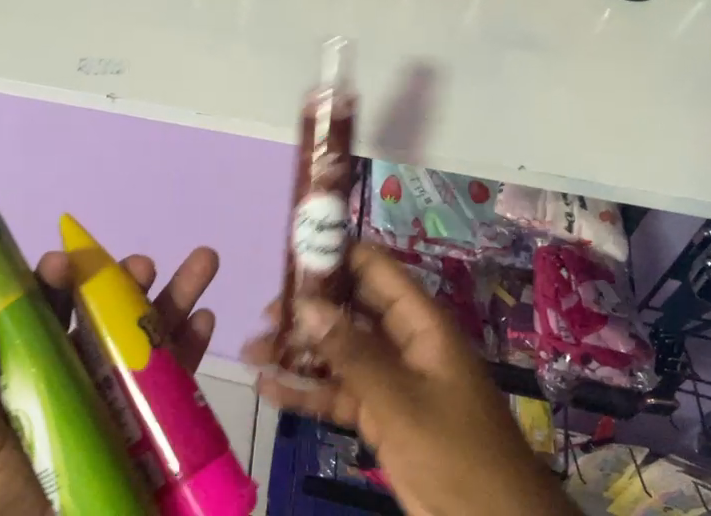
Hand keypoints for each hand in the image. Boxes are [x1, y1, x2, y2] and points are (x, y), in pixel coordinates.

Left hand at [0, 246, 220, 515]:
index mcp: (35, 364)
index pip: (46, 308)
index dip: (55, 278)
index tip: (64, 262)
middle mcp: (80, 372)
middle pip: (105, 312)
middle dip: (126, 280)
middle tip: (143, 264)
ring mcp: (118, 399)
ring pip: (149, 337)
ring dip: (175, 297)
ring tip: (201, 263)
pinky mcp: (152, 432)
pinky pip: (176, 384)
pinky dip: (192, 347)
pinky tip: (204, 322)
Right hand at [242, 243, 576, 515]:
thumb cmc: (458, 455)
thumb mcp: (400, 402)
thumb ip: (352, 352)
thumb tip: (305, 302)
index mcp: (420, 324)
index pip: (373, 269)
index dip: (334, 255)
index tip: (287, 256)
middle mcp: (403, 342)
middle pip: (349, 307)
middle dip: (306, 306)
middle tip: (263, 314)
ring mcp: (392, 380)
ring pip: (338, 351)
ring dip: (298, 350)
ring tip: (252, 352)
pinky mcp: (381, 415)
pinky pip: (338, 391)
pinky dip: (307, 390)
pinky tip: (269, 389)